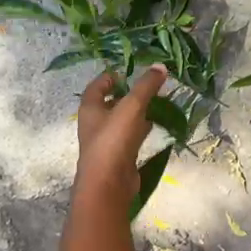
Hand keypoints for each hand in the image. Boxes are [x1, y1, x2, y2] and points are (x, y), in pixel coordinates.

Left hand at [75, 65, 167, 202]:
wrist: (108, 184)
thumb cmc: (113, 141)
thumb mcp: (131, 107)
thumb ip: (146, 86)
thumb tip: (160, 66)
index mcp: (90, 108)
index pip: (97, 85)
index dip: (111, 77)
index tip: (130, 72)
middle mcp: (95, 123)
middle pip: (110, 102)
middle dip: (129, 94)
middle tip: (150, 86)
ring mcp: (106, 141)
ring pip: (122, 119)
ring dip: (137, 111)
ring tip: (158, 103)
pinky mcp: (119, 155)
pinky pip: (131, 135)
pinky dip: (142, 128)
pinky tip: (155, 125)